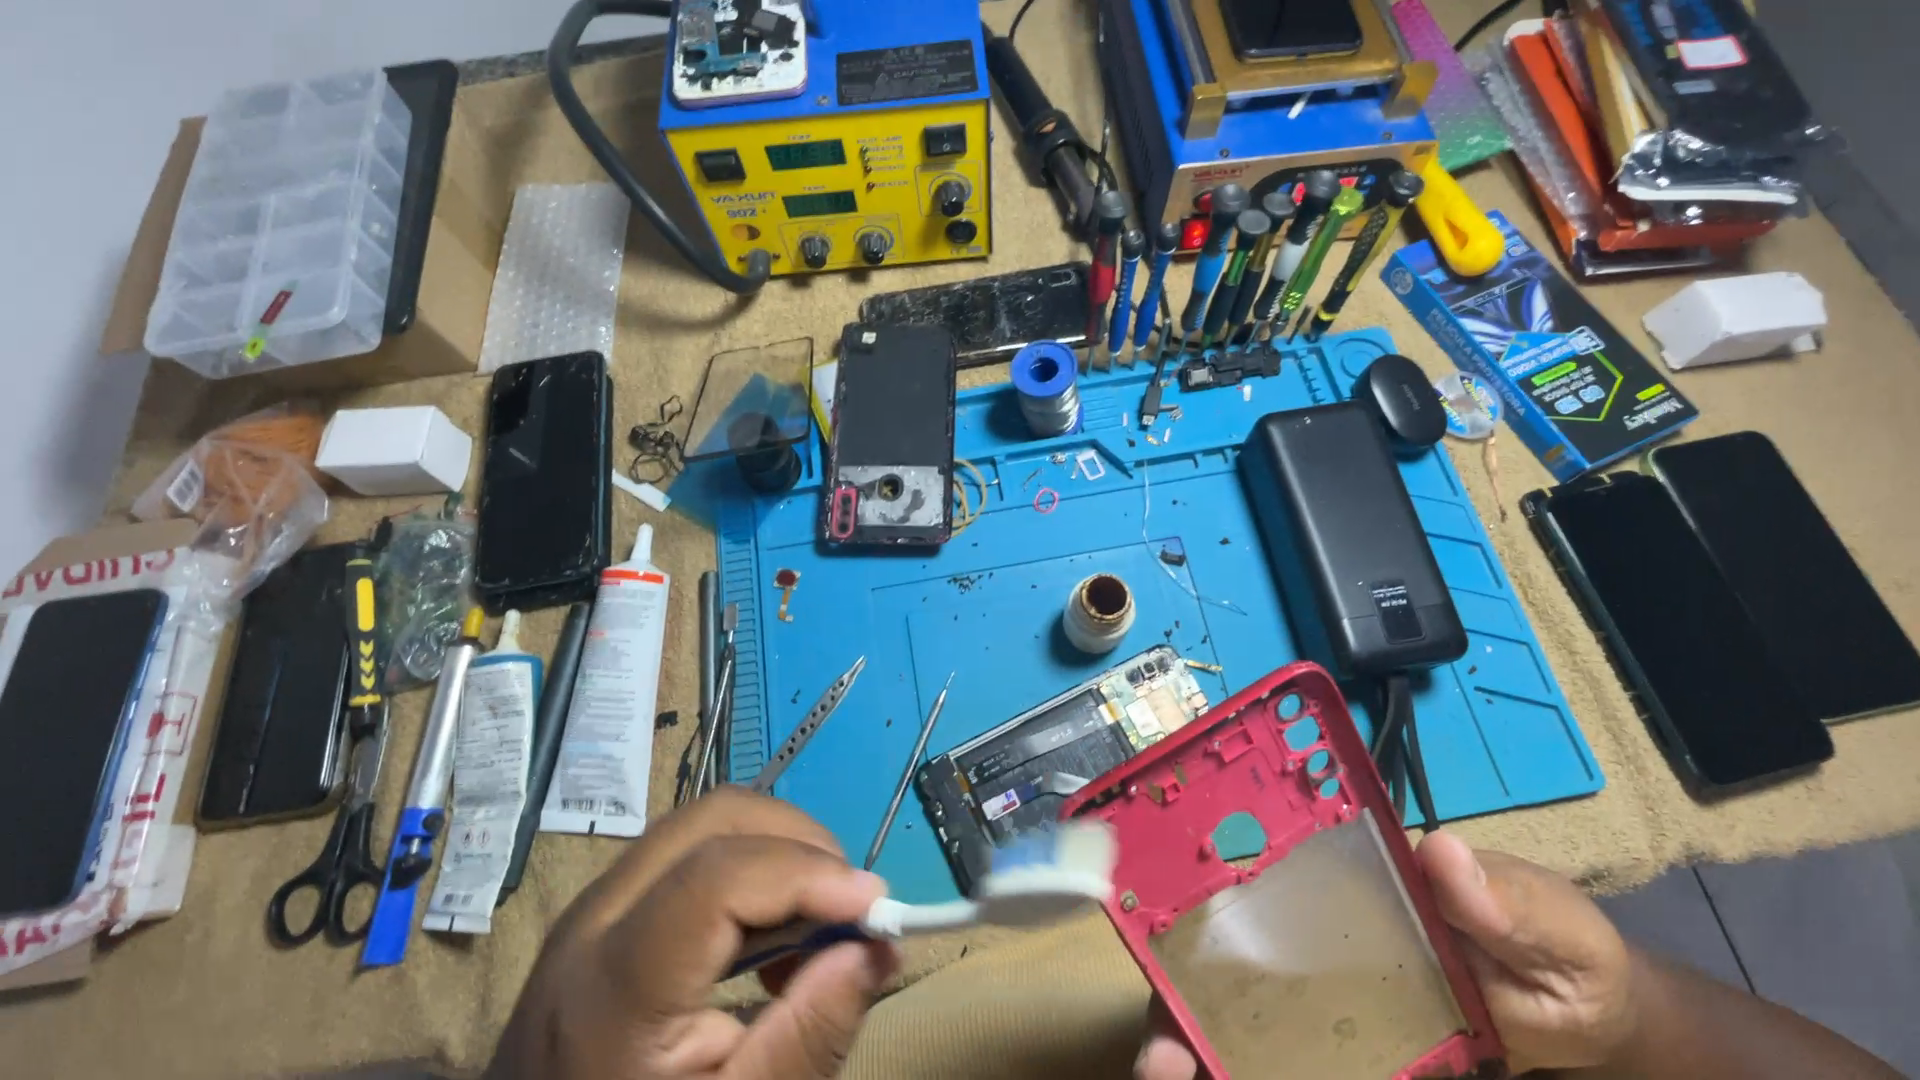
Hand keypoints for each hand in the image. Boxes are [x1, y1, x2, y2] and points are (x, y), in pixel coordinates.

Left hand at [487, 787, 895, 1079]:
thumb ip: (805, 1040)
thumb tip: (878, 948)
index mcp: (611, 990)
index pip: (715, 880)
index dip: (806, 875)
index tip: (876, 907)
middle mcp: (591, 921)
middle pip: (712, 821)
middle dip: (800, 846)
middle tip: (852, 908)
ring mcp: (592, 905)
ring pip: (703, 822)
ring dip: (780, 850)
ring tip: (819, 923)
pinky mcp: (605, 907)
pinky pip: (690, 849)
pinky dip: (753, 865)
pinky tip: (774, 934)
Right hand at [1131, 833, 1635, 1078]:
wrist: (1597, 1033)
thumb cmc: (1568, 952)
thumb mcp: (1554, 924)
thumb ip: (1505, 898)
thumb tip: (1441, 851)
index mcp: (1347, 878)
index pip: (1256, 872)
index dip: (1199, 894)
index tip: (1162, 931)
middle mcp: (1314, 931)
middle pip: (1222, 955)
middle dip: (1176, 999)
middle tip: (1158, 1062)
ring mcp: (1325, 998)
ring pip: (1237, 1018)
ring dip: (1197, 1046)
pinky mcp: (1346, 1051)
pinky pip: (1285, 1061)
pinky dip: (1245, 1070)